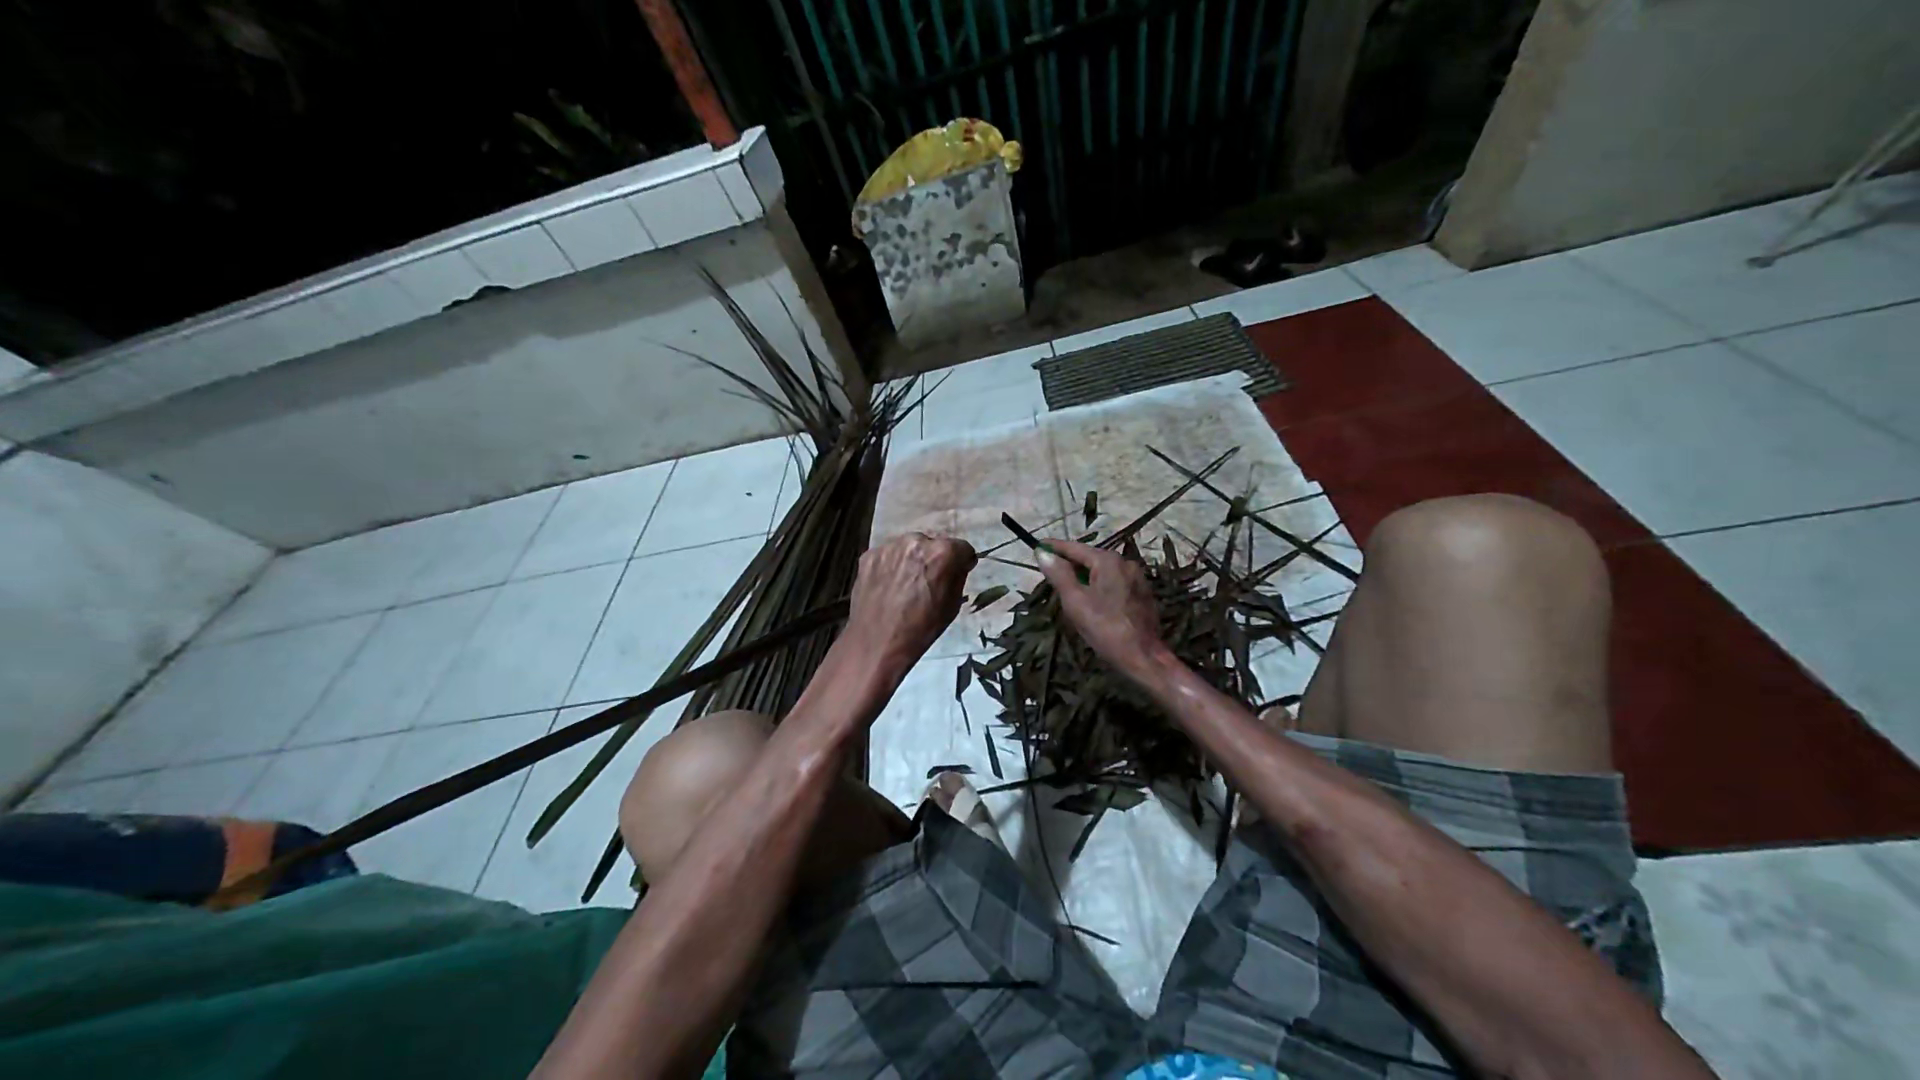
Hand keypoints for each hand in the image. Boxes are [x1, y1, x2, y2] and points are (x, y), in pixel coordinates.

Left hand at [845, 533, 977, 671]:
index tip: (957, 571)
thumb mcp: (953, 605)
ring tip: (904, 584)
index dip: (961, 561)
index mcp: (942, 552)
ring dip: (911, 560)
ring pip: (908, 548)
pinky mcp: (869, 555)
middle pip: (932, 544)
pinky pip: (887, 555)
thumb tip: (957, 565)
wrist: (877, 642)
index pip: (961, 547)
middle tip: (927, 581)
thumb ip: (957, 576)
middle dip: (933, 558)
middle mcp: (916, 541)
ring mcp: (889, 546)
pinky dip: (890, 566)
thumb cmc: (921, 628)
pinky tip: (887, 586)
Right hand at [1035, 540, 1167, 677]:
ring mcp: (1137, 578)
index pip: (1075, 548)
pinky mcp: (1142, 594)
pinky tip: (1091, 598)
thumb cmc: (1105, 628)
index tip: (1038, 545)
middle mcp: (1125, 563)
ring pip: (1103, 571)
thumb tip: (1042, 552)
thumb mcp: (1075, 601)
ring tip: (1067, 585)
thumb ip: (1059, 574)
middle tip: (1050, 569)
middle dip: (1070, 562)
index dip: (1055, 547)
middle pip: (1090, 558)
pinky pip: (1114, 582)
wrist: (1143, 656)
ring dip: (1085, 575)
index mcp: (1108, 561)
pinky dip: (1099, 585)